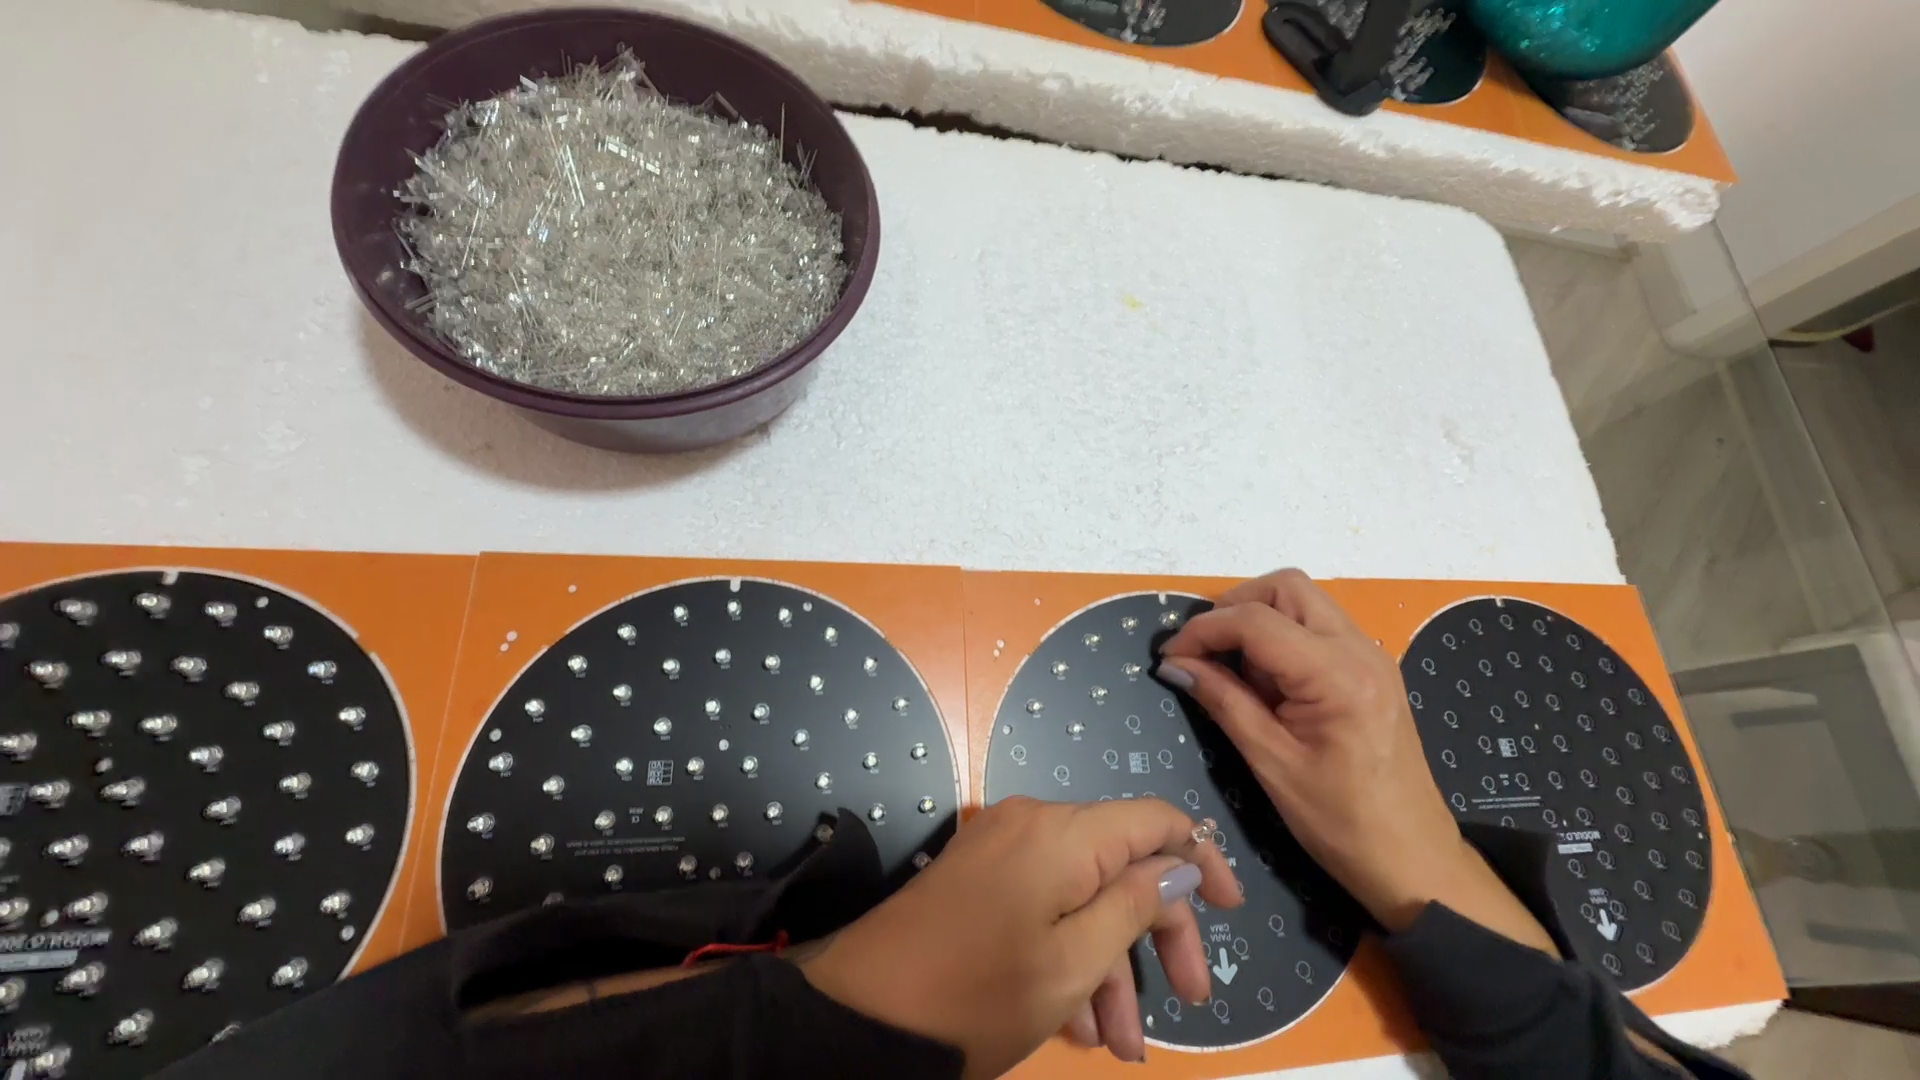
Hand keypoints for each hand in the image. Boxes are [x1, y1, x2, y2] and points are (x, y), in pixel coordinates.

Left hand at [797, 796, 1240, 1077]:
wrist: (861, 1014)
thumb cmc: (978, 992)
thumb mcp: (1073, 961)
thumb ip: (1135, 904)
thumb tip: (1179, 864)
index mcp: (1063, 831)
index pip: (1154, 817)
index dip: (1201, 857)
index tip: (1232, 910)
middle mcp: (1034, 824)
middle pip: (1121, 861)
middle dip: (1157, 933)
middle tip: (1190, 1002)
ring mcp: (1002, 848)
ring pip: (1080, 895)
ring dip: (1109, 964)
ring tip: (1118, 1043)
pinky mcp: (979, 876)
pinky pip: (1042, 904)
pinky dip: (1066, 952)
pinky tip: (1075, 1021)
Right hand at [1155, 570, 1552, 952]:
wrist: (1412, 859)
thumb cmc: (1338, 821)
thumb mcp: (1269, 762)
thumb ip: (1222, 700)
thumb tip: (1174, 664)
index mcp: (1338, 675)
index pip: (1256, 621)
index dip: (1203, 630)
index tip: (1169, 656)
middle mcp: (1360, 649)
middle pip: (1286, 587)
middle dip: (1234, 608)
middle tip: (1202, 650)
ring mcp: (1370, 655)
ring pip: (1302, 600)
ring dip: (1257, 618)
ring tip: (1230, 666)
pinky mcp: (1369, 667)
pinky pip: (1316, 626)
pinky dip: (1280, 634)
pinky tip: (1262, 678)